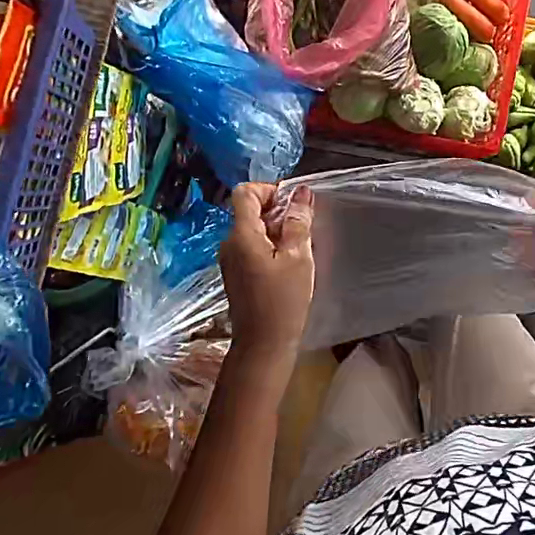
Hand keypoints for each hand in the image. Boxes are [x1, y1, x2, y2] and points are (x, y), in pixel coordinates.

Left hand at [219, 183, 314, 353]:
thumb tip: (301, 192)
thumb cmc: (283, 301)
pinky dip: (271, 246)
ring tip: (300, 247)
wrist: (263, 345)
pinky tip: (289, 263)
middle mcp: (230, 243)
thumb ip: (298, 222)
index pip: (245, 192)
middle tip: (304, 228)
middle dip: (278, 211)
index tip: (293, 204)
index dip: (269, 190)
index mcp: (242, 235)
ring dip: (277, 230)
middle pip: (250, 210)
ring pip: (253, 229)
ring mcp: (231, 259)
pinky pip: (252, 246)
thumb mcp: (298, 258)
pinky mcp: (237, 273)